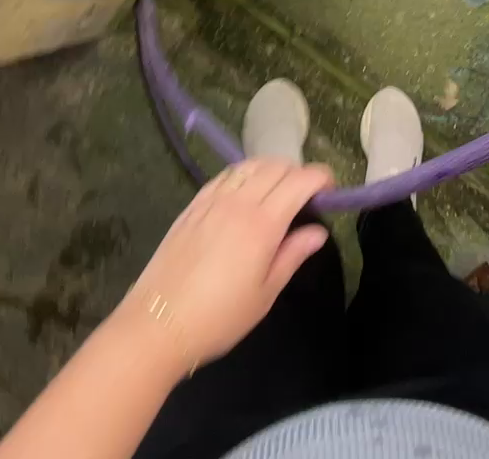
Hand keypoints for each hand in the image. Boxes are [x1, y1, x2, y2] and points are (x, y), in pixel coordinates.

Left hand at [118, 159, 333, 368]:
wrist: (157, 325)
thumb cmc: (219, 318)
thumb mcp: (265, 294)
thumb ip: (293, 255)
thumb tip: (318, 231)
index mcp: (262, 223)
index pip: (300, 181)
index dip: (321, 178)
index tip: (331, 191)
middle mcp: (239, 202)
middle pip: (277, 166)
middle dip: (299, 173)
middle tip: (306, 196)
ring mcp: (212, 201)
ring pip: (250, 165)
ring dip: (271, 169)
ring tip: (278, 191)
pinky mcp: (192, 206)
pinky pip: (225, 176)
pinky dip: (244, 174)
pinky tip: (245, 192)